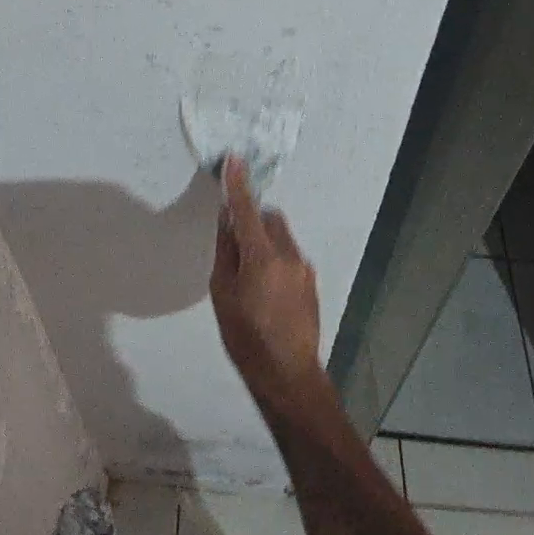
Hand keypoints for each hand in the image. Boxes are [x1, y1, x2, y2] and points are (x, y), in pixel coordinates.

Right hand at [210, 156, 322, 408]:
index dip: (237, 184)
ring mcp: (305, 268)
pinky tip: (265, 290)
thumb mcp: (222, 294)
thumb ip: (226, 251)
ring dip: (264, 242)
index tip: (233, 159)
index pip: (247, 210)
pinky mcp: (311, 282)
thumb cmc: (245, 337)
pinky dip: (274, 258)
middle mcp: (289, 255)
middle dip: (253, 220)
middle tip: (234, 243)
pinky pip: (289, 256)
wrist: (288, 375)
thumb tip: (228, 219)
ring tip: (248, 275)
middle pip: (270, 220)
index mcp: (263, 257)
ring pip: (281, 237)